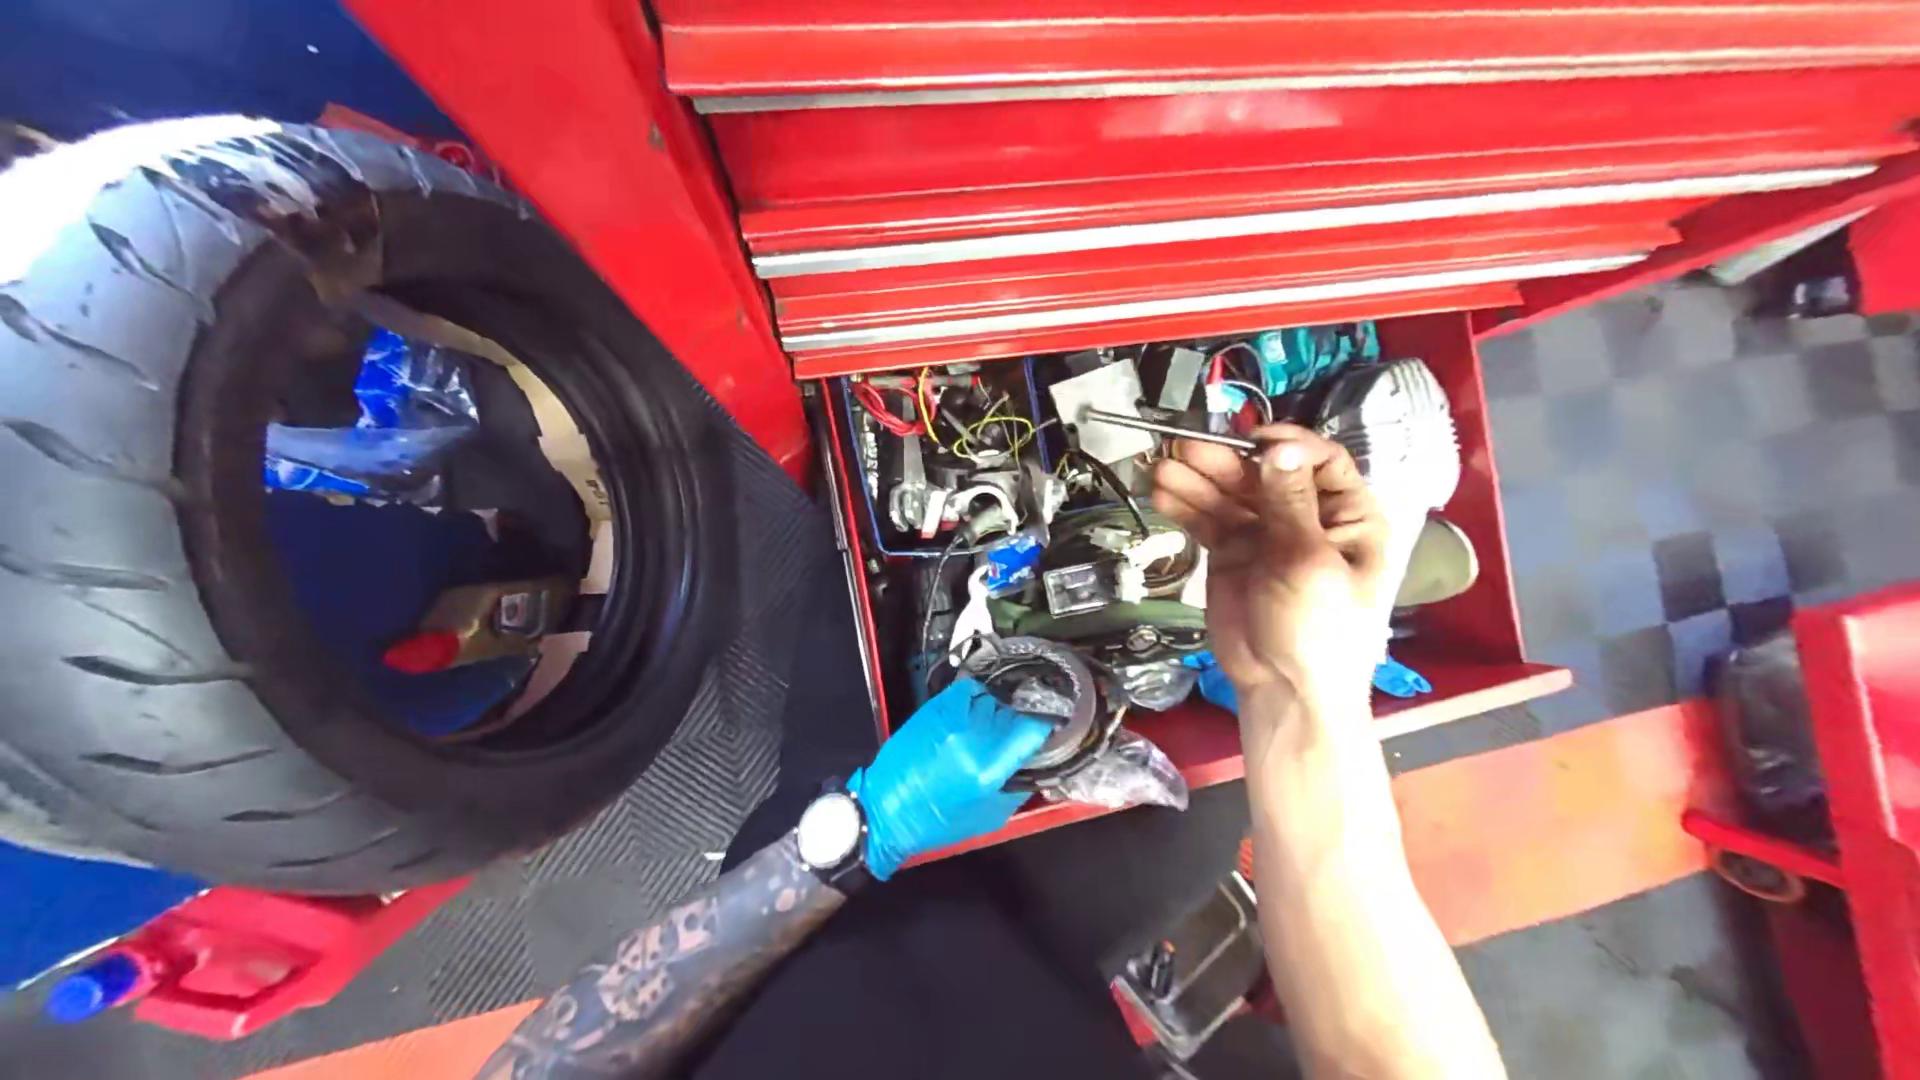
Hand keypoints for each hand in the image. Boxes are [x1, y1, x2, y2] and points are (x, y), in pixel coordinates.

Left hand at [848, 676, 1053, 878]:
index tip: (1051, 725)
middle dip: (1021, 721)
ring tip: (996, 724)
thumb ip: (1018, 786)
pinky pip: (967, 691)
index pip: (1031, 729)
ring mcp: (952, 718)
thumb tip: (1035, 760)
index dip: (1047, 724)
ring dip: (998, 710)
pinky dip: (976, 698)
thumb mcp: (990, 815)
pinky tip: (976, 710)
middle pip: (1012, 712)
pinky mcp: (934, 708)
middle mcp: (972, 735)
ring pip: (991, 699)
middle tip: (1020, 732)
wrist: (887, 808)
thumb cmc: (939, 821)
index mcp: (988, 766)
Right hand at [1151, 426, 1390, 718]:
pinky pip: (1206, 521)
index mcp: (1345, 516)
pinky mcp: (1229, 553)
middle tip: (1185, 451)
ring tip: (1163, 470)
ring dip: (1196, 481)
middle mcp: (1304, 518)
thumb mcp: (1310, 562)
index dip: (1286, 445)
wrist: (1283, 687)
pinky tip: (1162, 495)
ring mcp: (1263, 535)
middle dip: (1224, 463)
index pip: (1319, 462)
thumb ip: (1289, 504)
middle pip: (1262, 476)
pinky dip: (1185, 508)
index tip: (1249, 440)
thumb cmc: (1317, 628)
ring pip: (1228, 496)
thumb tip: (1278, 449)